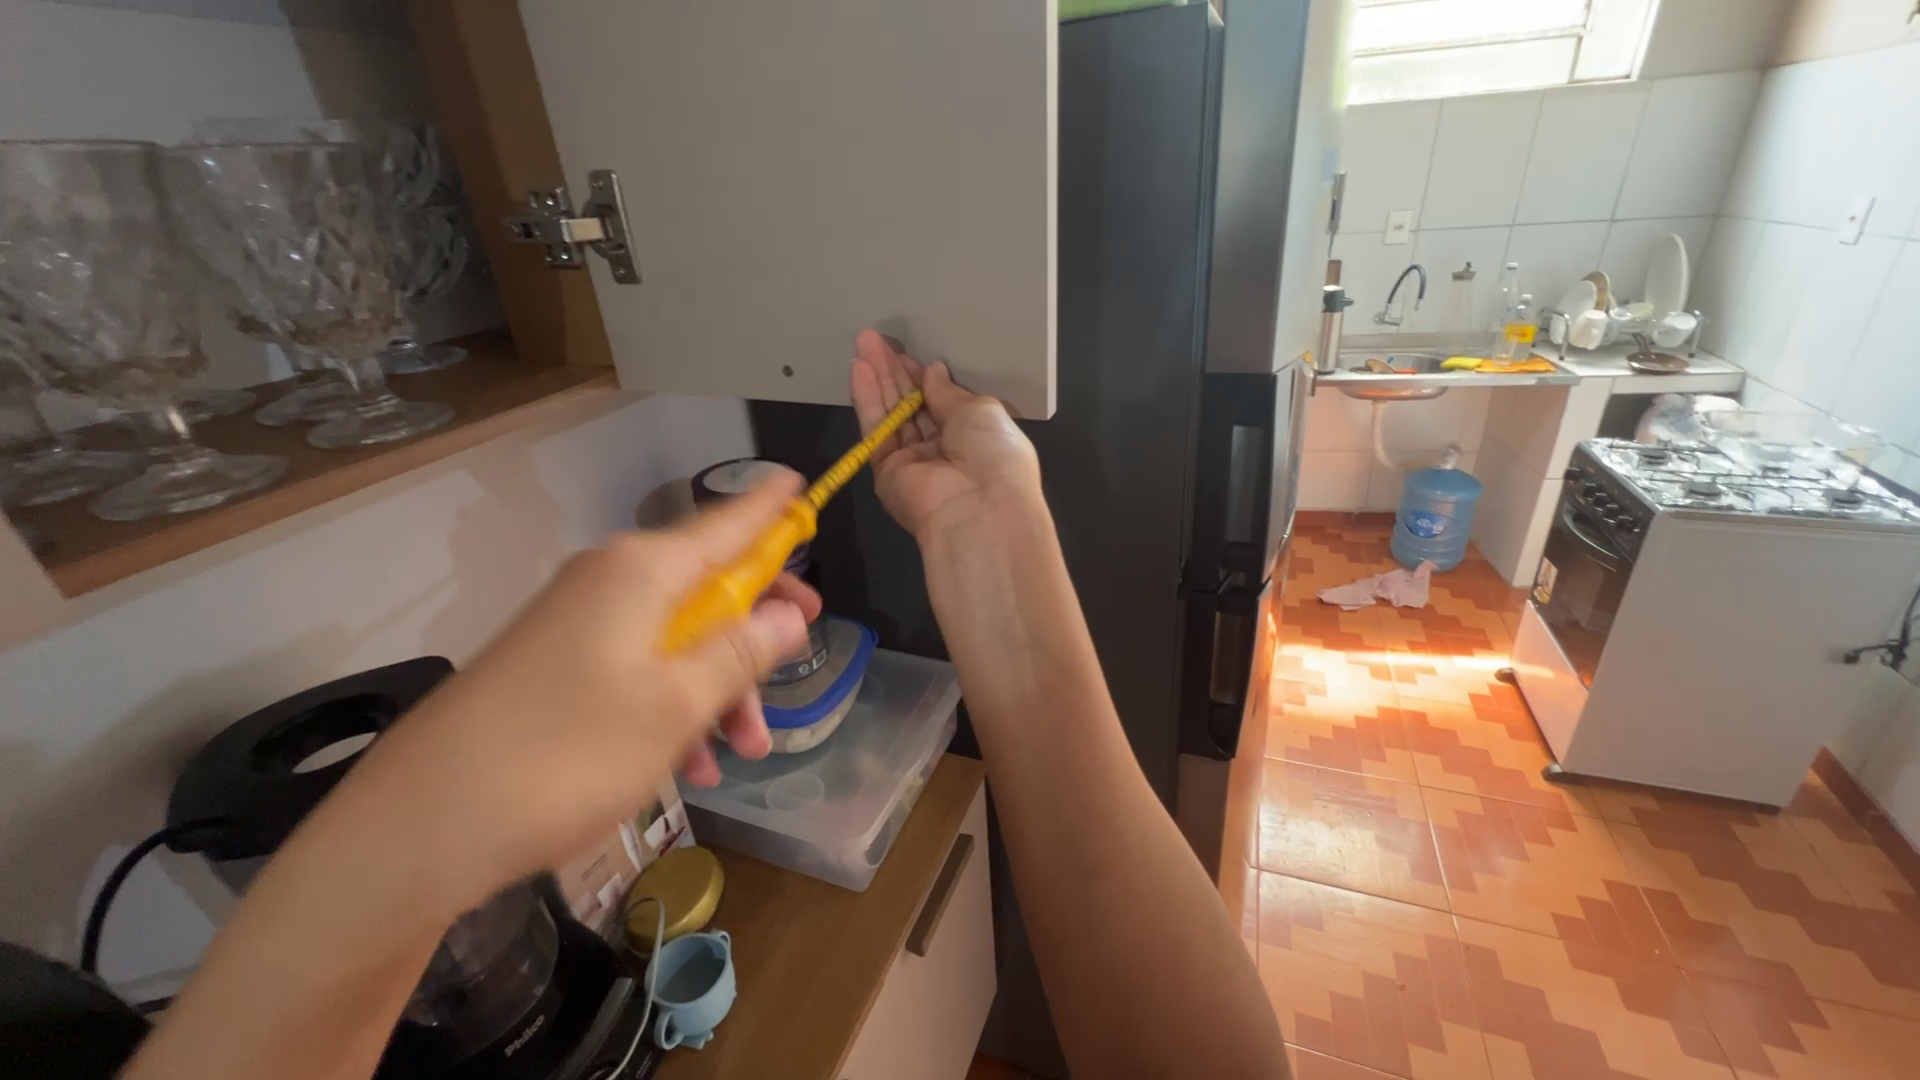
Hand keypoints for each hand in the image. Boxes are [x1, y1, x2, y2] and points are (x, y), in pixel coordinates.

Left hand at [332, 474, 816, 906]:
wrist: (418, 829)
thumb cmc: (567, 754)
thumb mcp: (675, 705)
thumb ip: (741, 652)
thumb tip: (787, 614)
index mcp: (642, 573)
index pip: (727, 523)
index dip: (770, 509)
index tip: (805, 486)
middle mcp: (610, 584)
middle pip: (708, 586)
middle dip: (757, 630)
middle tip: (803, 654)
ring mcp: (578, 627)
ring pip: (678, 639)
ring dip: (721, 687)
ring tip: (746, 750)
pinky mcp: (556, 670)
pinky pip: (639, 672)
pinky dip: (676, 708)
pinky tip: (693, 766)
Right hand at [849, 328, 1040, 544]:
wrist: (977, 511)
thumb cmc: (994, 454)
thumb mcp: (981, 410)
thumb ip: (950, 392)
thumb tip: (935, 372)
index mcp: (976, 437)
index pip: (944, 402)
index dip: (927, 377)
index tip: (911, 353)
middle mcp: (945, 450)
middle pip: (914, 405)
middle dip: (896, 372)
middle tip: (876, 339)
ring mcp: (914, 461)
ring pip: (892, 414)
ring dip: (878, 378)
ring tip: (863, 342)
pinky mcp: (886, 471)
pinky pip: (876, 430)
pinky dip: (868, 399)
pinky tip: (859, 369)